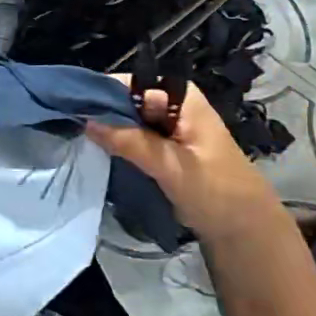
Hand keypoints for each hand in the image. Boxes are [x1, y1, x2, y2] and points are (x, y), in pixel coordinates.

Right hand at [84, 79, 284, 241]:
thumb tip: (87, 121)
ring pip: (129, 121)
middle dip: (102, 113)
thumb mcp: (171, 165)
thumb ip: (130, 141)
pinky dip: (119, 145)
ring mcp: (169, 128)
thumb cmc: (215, 191)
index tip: (72, 109)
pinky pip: (135, 138)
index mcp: (181, 97)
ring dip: (108, 131)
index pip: (131, 84)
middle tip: (70, 127)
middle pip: (128, 100)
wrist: (245, 231)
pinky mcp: (165, 149)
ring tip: (78, 139)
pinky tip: (98, 152)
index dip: (101, 95)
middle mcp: (174, 105)